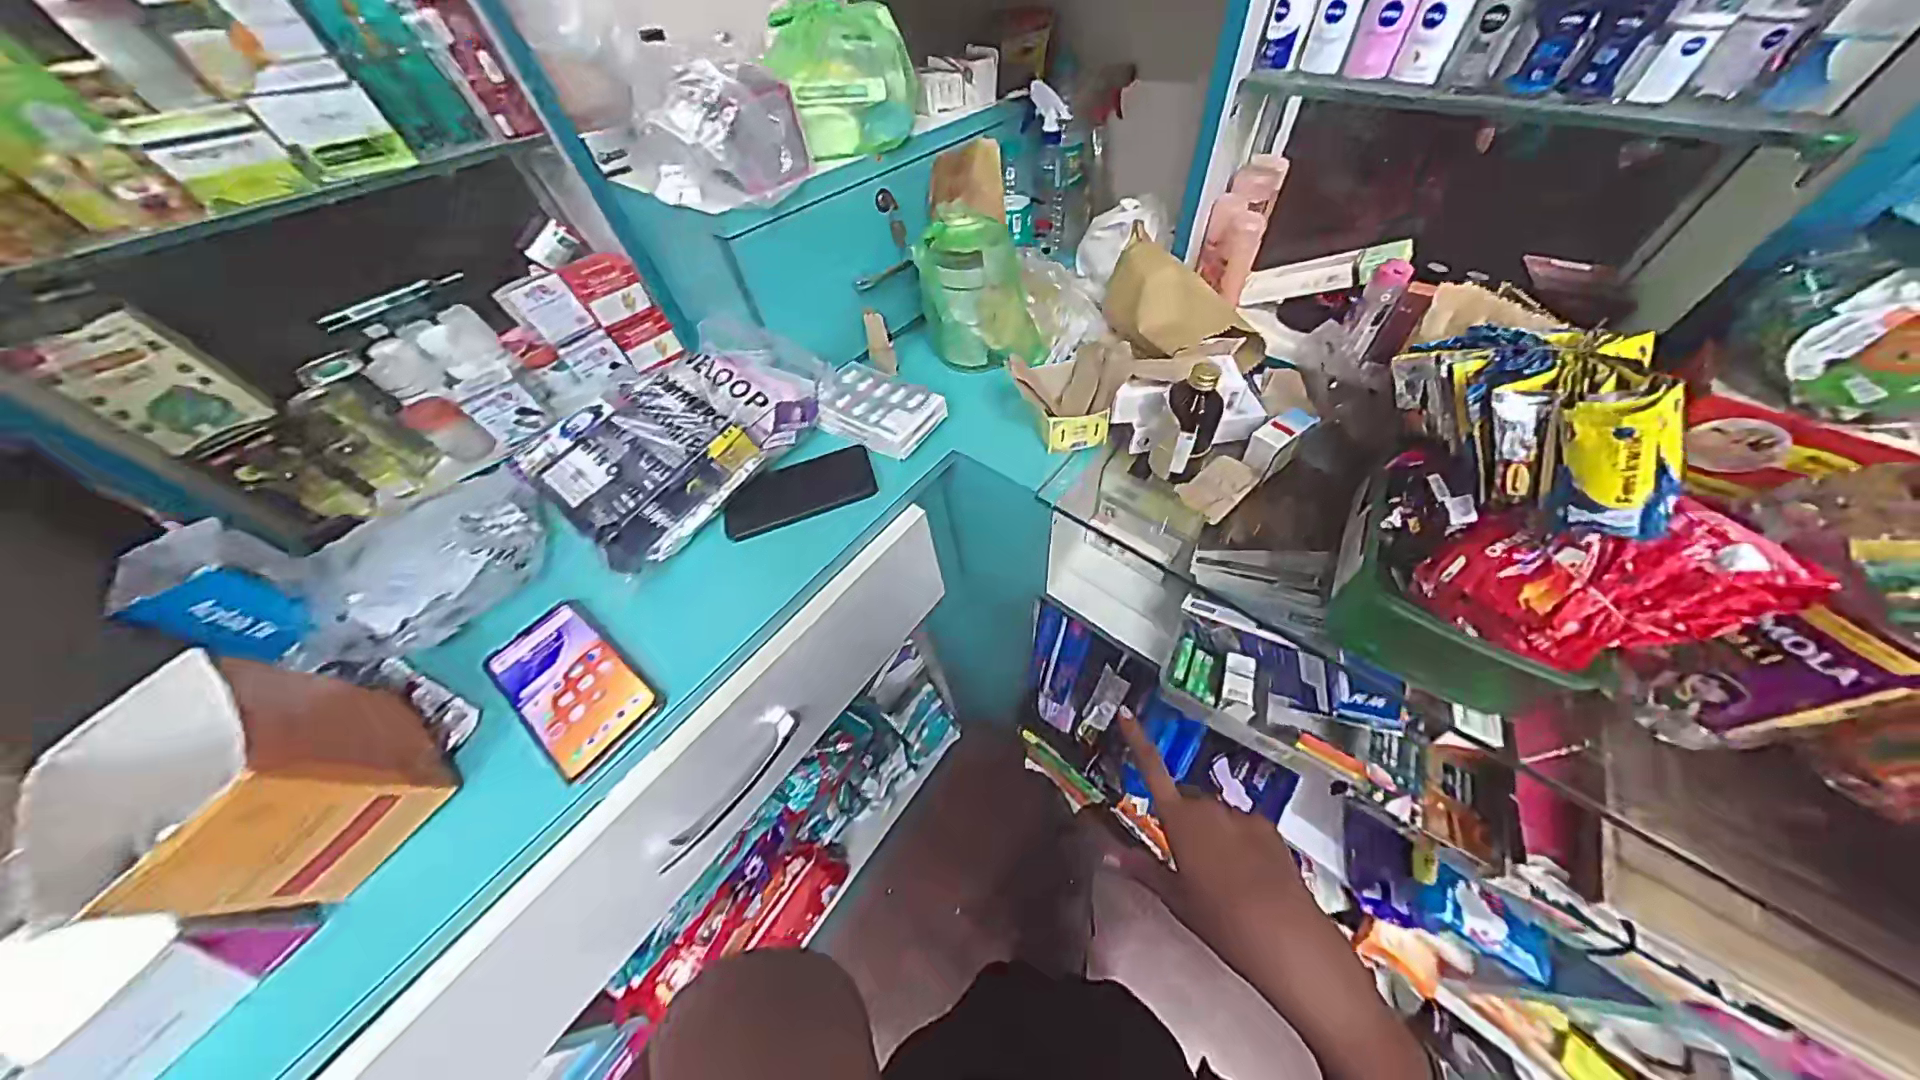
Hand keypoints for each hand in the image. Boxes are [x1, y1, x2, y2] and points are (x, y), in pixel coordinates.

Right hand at [1111, 710, 1318, 955]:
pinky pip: (1242, 825)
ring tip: (1218, 875)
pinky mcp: (1269, 828)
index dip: (1136, 740)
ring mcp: (1242, 815)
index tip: (1126, 714)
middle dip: (1180, 817)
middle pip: (1186, 799)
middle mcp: (1209, 807)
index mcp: (1180, 820)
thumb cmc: (1221, 920)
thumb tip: (1109, 854)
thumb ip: (1143, 869)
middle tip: (1181, 857)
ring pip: (1215, 814)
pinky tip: (1246, 874)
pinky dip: (1237, 840)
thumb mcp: (1176, 898)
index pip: (1151, 770)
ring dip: (1210, 831)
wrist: (1288, 938)